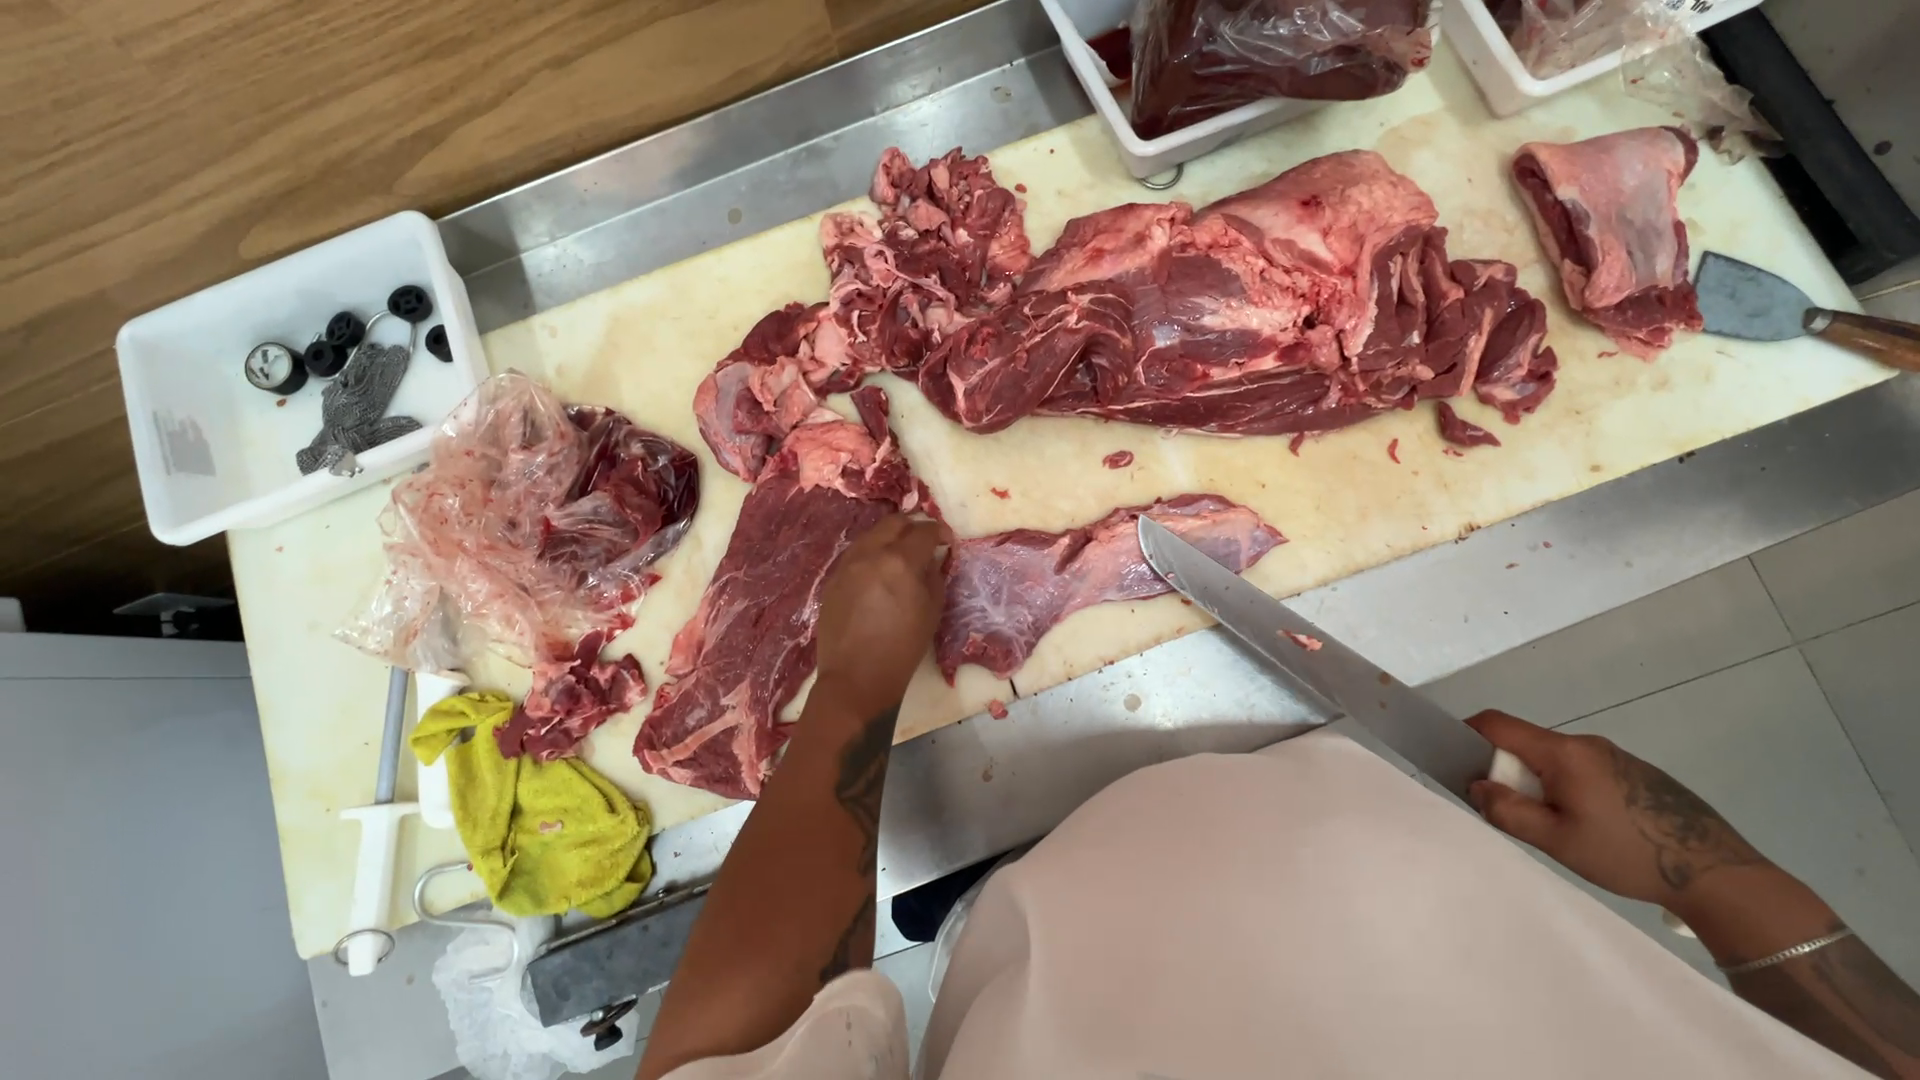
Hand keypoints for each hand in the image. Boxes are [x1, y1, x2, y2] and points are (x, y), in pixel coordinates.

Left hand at [813, 515, 949, 718]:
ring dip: (889, 538)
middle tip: (924, 542)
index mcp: (900, 561)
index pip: (924, 532)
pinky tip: (878, 574)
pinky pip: (856, 554)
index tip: (946, 540)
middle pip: (894, 523)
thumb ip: (934, 577)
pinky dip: (871, 554)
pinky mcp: (833, 578)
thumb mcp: (932, 612)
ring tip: (901, 556)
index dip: (939, 532)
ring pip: (871, 535)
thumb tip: (932, 559)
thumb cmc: (902, 649)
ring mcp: (847, 564)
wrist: (856, 677)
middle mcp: (870, 554)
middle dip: (913, 527)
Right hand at [1464, 710, 1770, 911]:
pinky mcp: (1639, 774)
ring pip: (1557, 759)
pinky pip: (1586, 770)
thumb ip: (1506, 810)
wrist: (1720, 876)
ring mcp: (1617, 757)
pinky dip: (1570, 787)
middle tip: (1513, 810)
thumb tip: (1476, 786)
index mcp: (1563, 753)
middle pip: (1526, 742)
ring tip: (1557, 824)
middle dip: (1506, 769)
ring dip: (1541, 781)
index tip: (1457, 761)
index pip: (1497, 723)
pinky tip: (1592, 826)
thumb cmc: (1628, 855)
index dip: (1467, 734)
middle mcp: (1587, 744)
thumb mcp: (1555, 840)